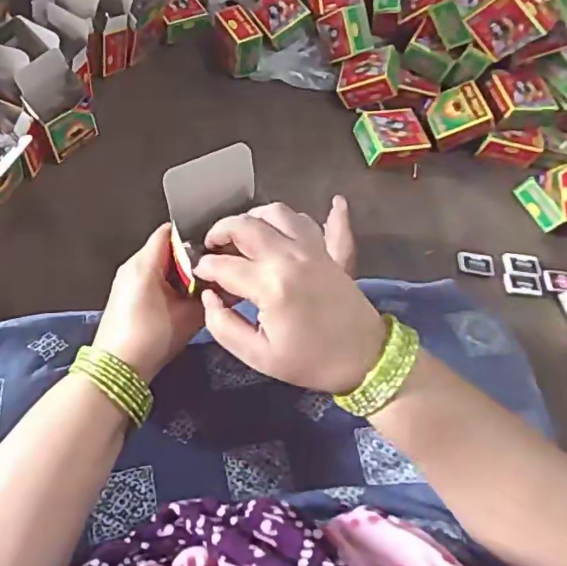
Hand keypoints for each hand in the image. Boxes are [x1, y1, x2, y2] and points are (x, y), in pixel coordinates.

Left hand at [93, 223, 205, 379]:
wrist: (118, 369)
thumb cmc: (150, 339)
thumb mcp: (190, 316)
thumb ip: (211, 296)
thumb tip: (228, 285)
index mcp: (144, 263)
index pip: (169, 231)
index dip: (194, 237)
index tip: (213, 249)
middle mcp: (131, 266)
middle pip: (165, 249)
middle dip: (189, 259)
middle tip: (212, 272)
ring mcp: (125, 281)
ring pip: (158, 266)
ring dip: (178, 275)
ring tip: (199, 289)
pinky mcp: (124, 297)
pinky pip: (149, 280)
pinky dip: (166, 286)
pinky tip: (180, 303)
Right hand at [194, 199, 384, 393]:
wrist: (366, 360)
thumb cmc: (310, 362)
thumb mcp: (258, 356)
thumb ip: (223, 326)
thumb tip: (210, 298)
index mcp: (269, 285)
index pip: (224, 265)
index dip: (205, 269)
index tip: (200, 277)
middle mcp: (289, 257)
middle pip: (245, 225)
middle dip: (220, 231)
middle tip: (212, 247)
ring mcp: (313, 250)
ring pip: (279, 213)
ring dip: (256, 217)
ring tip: (245, 234)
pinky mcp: (331, 253)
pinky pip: (326, 222)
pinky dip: (324, 213)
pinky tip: (331, 203)